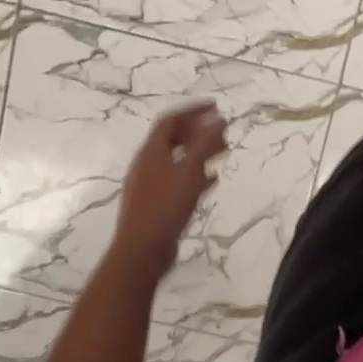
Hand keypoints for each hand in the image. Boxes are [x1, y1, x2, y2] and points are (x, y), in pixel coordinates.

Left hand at [107, 103, 227, 282]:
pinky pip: (178, 179)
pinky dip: (195, 173)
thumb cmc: (164, 207)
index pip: (171, 120)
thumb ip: (204, 143)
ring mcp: (150, 185)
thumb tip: (218, 119)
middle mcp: (147, 164)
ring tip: (222, 152)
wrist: (140, 253)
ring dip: (199, 152)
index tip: (216, 107)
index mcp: (151, 152)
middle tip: (222, 131)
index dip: (193, 110)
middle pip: (173, 138)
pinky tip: (211, 180)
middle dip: (199, 131)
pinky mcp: (156, 203)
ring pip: (177, 159)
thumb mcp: (189, 171)